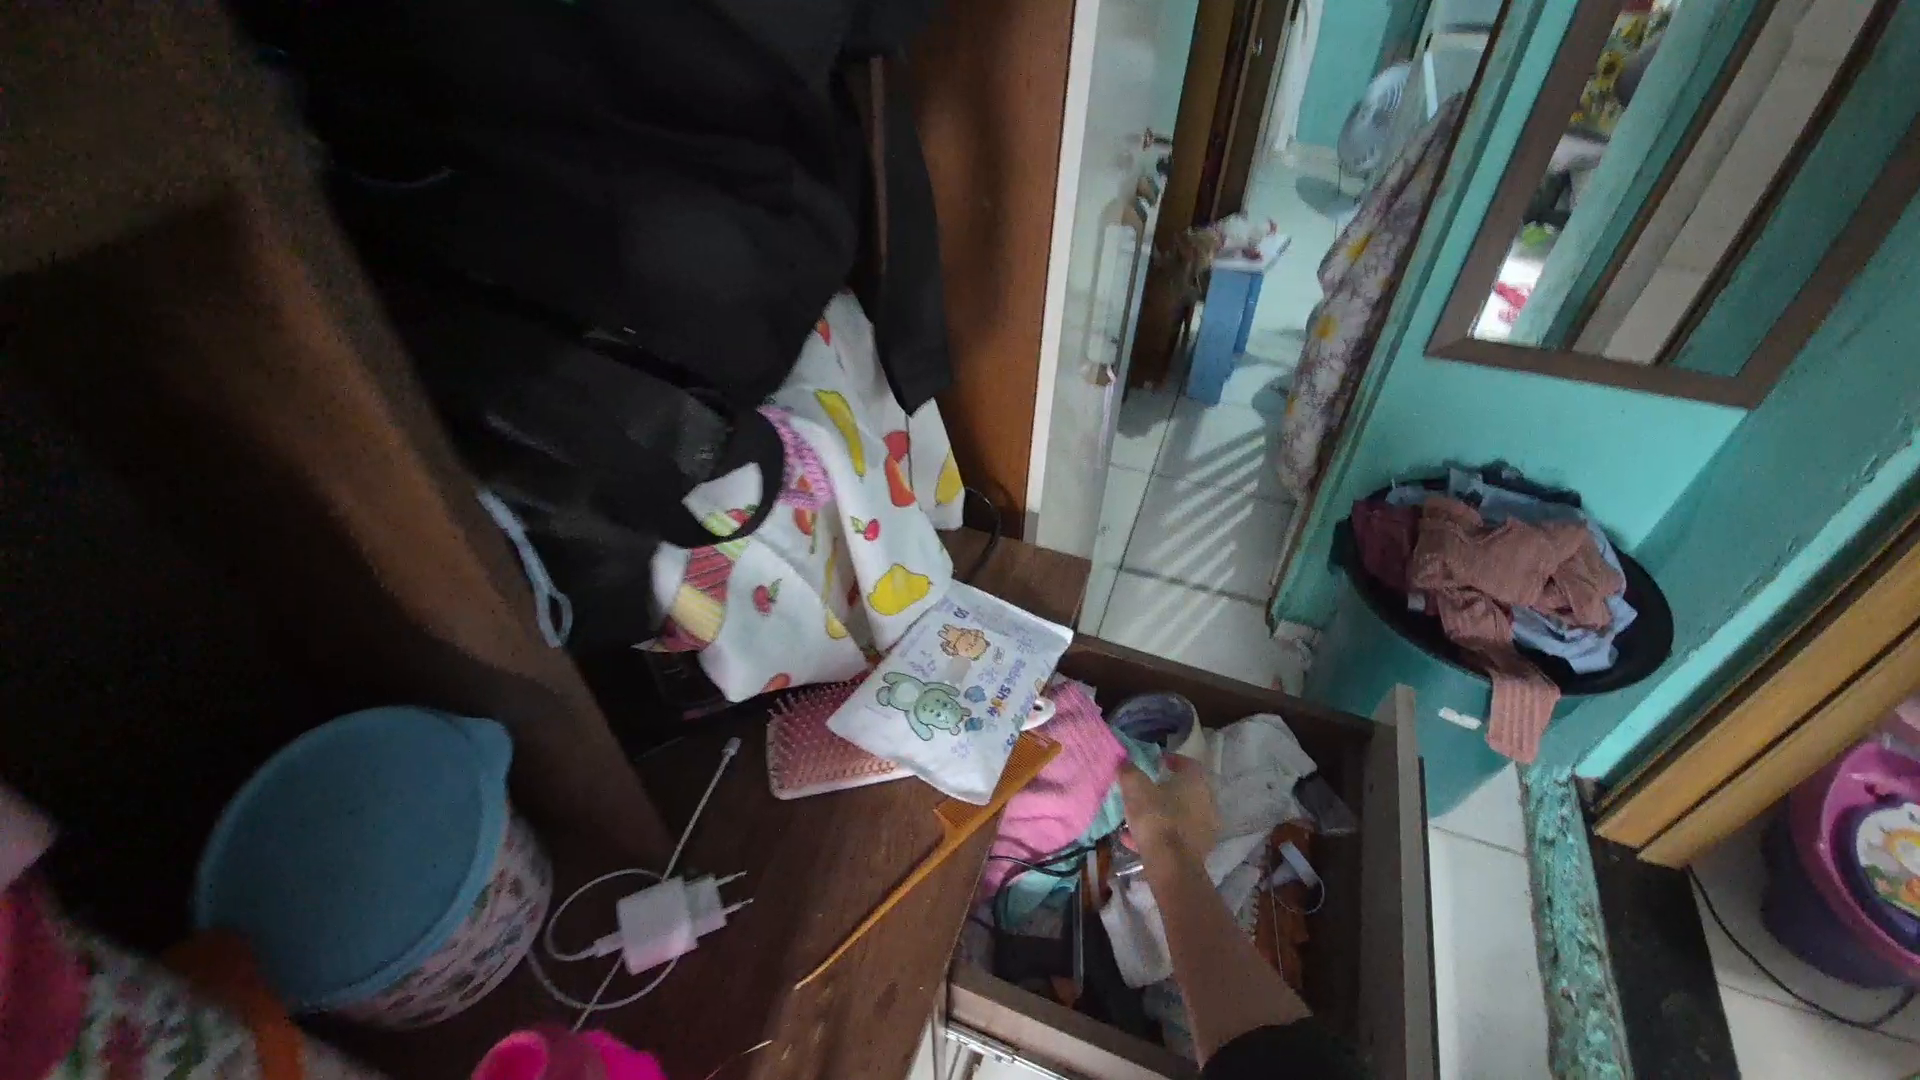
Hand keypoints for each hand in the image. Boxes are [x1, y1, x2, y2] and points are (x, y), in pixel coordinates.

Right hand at [1119, 757, 1217, 857]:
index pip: (1189, 764)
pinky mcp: (1197, 851)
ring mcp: (1204, 830)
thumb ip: (1129, 772)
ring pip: (1178, 816)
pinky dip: (1157, 835)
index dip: (1172, 760)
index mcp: (1196, 784)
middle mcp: (1207, 804)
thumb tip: (1124, 761)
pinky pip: (1175, 837)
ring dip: (1159, 814)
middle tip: (1144, 789)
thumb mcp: (1135, 788)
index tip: (1156, 761)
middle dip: (1163, 790)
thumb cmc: (1156, 818)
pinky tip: (1133, 839)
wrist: (1170, 866)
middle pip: (1184, 792)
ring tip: (1135, 817)